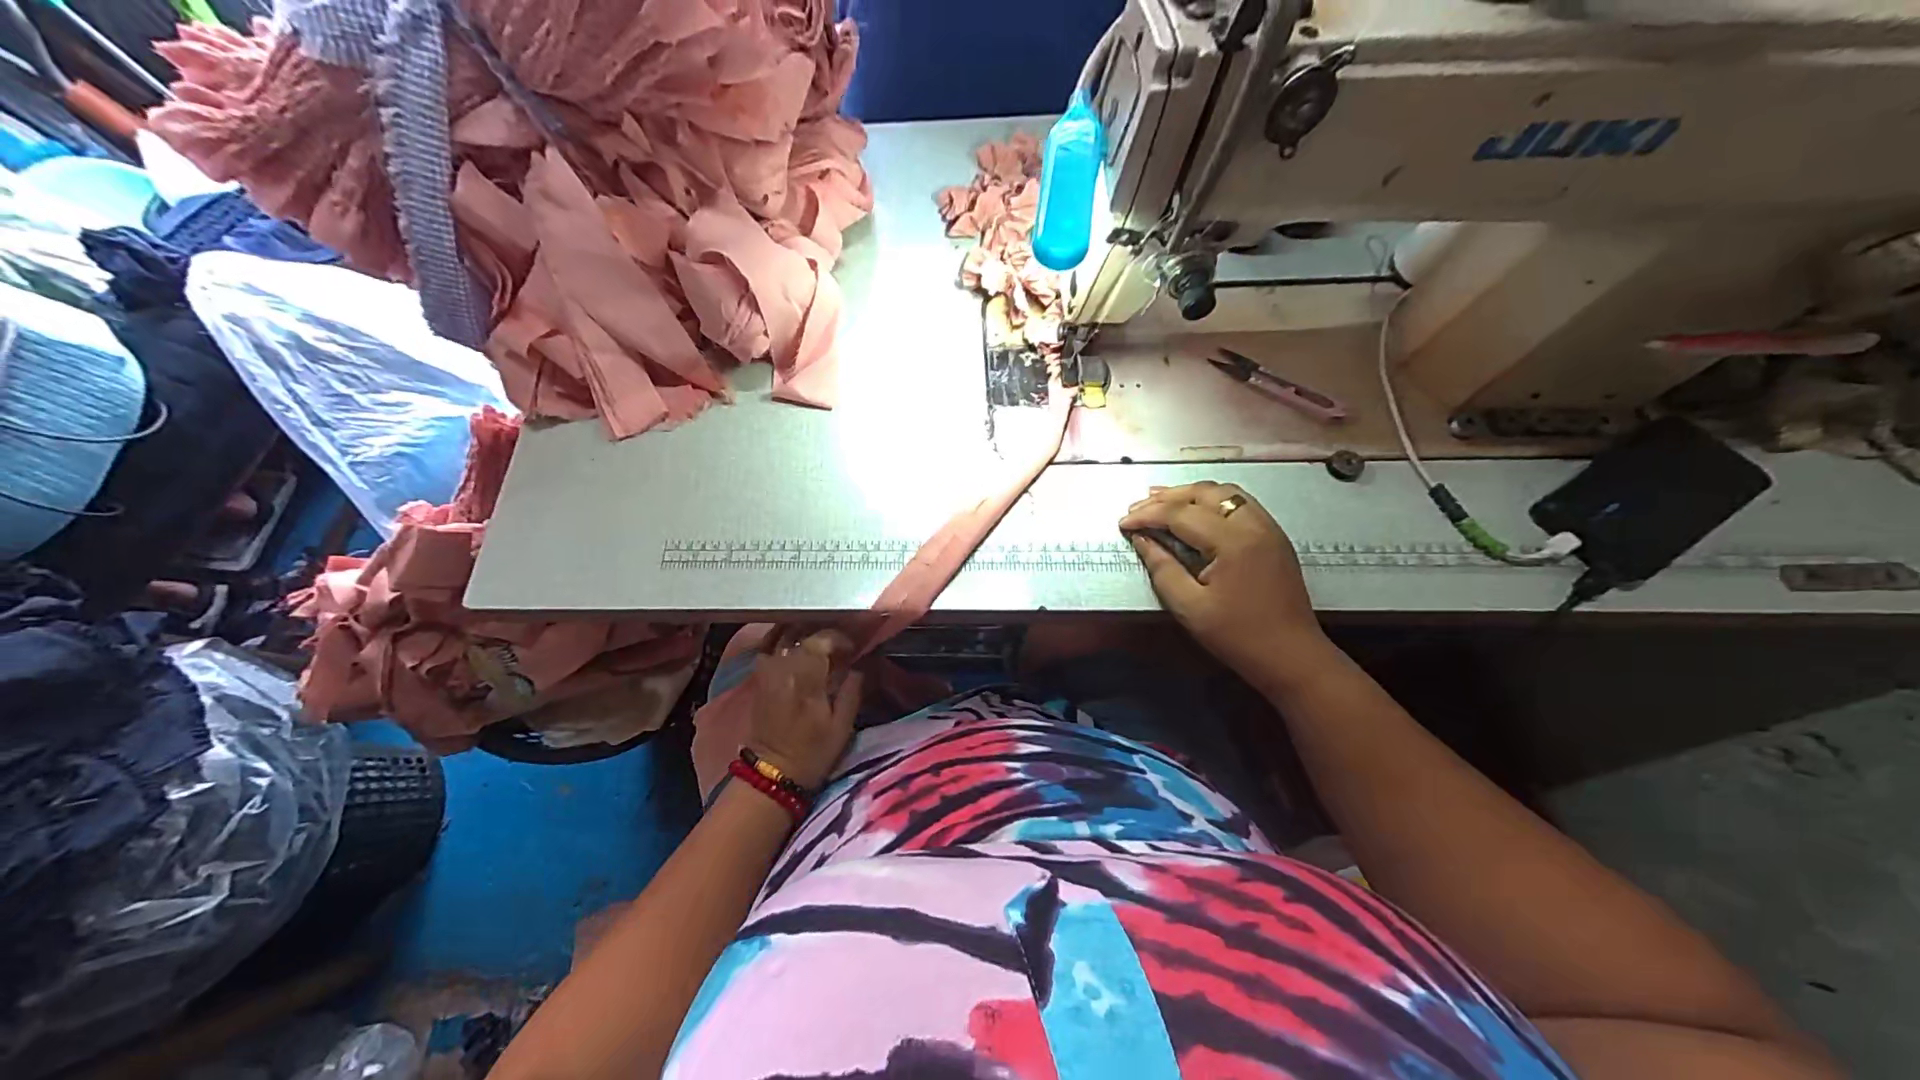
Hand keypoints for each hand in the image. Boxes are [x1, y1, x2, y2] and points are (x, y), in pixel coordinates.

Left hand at [744, 629, 864, 790]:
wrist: (772, 773)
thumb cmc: (812, 752)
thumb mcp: (842, 725)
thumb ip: (851, 690)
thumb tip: (858, 667)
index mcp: (806, 676)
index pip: (821, 639)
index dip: (839, 638)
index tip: (851, 649)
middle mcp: (783, 667)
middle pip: (802, 634)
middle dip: (823, 636)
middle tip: (839, 648)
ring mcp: (767, 671)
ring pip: (785, 637)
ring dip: (804, 637)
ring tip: (820, 647)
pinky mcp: (759, 678)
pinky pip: (771, 648)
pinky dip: (785, 643)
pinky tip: (798, 650)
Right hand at [1119, 482, 1334, 688]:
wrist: (1291, 656)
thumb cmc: (1237, 637)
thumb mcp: (1190, 607)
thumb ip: (1162, 568)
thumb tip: (1142, 539)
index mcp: (1233, 541)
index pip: (1181, 514)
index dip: (1148, 515)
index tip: (1122, 523)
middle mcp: (1254, 524)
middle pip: (1204, 493)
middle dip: (1167, 498)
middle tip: (1137, 508)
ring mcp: (1268, 528)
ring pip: (1225, 493)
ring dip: (1190, 494)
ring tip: (1161, 503)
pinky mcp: (1274, 537)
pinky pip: (1240, 504)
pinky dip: (1212, 502)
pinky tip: (1194, 513)